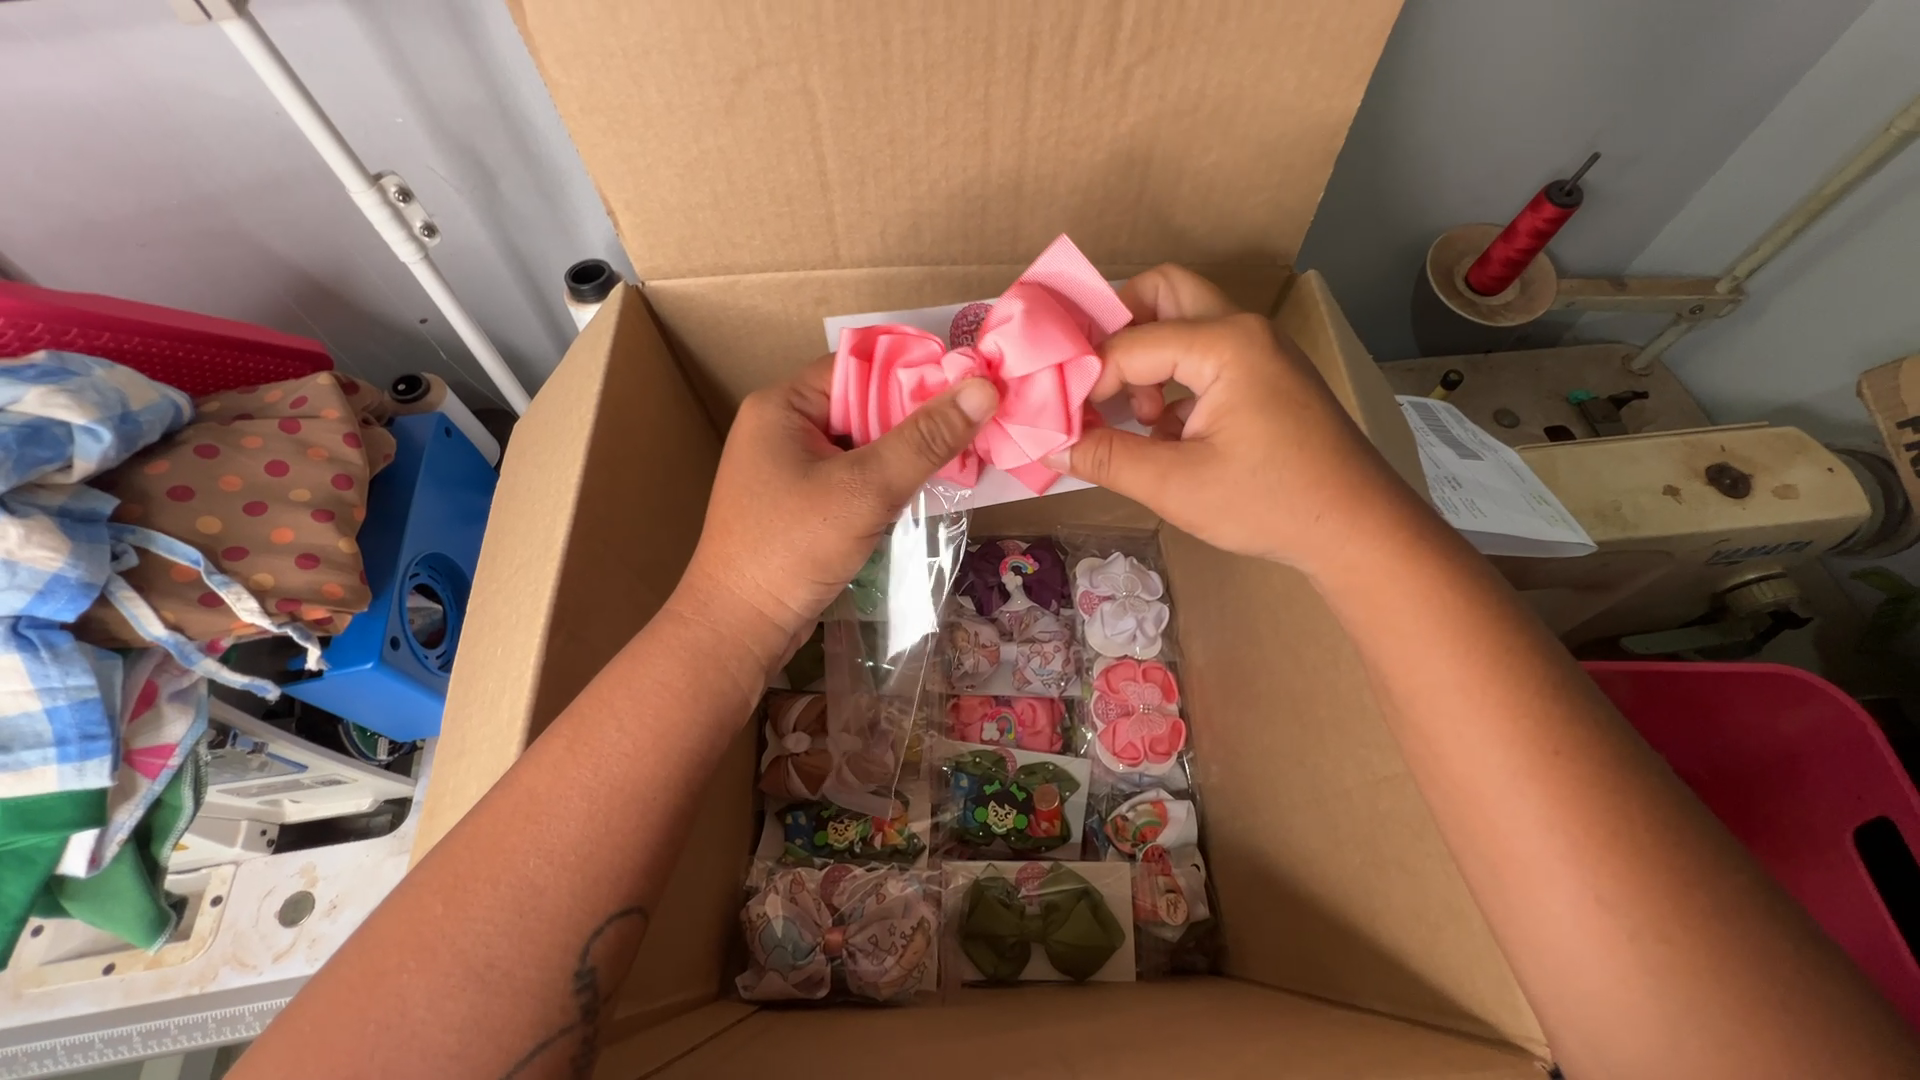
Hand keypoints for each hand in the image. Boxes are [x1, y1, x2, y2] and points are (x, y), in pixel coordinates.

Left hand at [672, 355, 996, 676]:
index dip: (914, 376)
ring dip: (904, 456)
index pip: (859, 369)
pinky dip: (885, 484)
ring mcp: (788, 469)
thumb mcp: (866, 489)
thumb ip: (926, 440)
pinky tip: (921, 495)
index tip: (967, 392)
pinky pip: (852, 478)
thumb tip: (985, 389)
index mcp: (782, 405)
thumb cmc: (793, 548)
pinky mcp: (799, 505)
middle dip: (915, 421)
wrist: (740, 627)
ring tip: (958, 463)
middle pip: (862, 406)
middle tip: (972, 431)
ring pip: (861, 446)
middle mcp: (781, 428)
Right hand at [1052, 264, 1420, 568]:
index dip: (1087, 381)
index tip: (1059, 417)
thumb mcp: (1175, 485)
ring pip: (1185, 320)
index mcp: (1225, 344)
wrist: (1357, 528)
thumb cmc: (1269, 504)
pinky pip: (1205, 354)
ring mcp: (1260, 349)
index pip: (1129, 344)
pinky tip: (1166, 431)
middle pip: (1162, 292)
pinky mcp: (1265, 375)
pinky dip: (1173, 378)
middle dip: (1117, 328)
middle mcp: (1243, 329)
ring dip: (1147, 354)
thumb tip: (1051, 444)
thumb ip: (1107, 457)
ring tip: (1136, 415)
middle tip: (1092, 379)